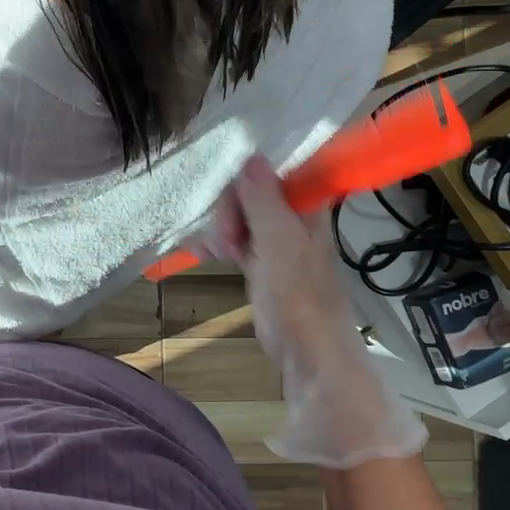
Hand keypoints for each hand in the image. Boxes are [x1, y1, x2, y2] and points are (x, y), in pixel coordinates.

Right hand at [214, 158, 427, 468]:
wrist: (308, 351)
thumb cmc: (298, 296)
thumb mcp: (278, 242)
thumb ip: (264, 200)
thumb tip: (251, 157)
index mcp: (307, 208)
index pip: (275, 172)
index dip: (248, 180)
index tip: (230, 200)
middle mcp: (293, 220)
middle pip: (252, 193)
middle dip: (230, 209)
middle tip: (227, 237)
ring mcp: (277, 243)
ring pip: (241, 218)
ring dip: (222, 227)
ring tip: (216, 250)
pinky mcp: (263, 267)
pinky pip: (237, 242)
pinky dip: (219, 244)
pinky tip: (201, 252)